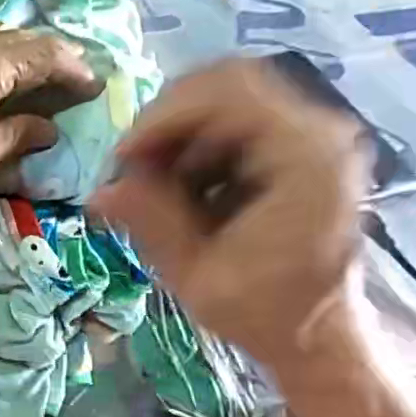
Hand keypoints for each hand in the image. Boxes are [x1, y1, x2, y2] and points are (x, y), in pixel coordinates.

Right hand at [90, 58, 371, 373]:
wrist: (314, 333)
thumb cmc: (262, 311)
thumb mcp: (195, 274)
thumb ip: (152, 223)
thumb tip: (98, 191)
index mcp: (306, 157)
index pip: (226, 94)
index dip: (161, 119)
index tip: (121, 161)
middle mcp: (317, 131)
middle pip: (224, 83)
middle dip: (163, 121)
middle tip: (130, 167)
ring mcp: (309, 135)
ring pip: (222, 98)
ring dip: (173, 135)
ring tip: (148, 182)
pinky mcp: (293, 146)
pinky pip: (231, 119)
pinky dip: (190, 145)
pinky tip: (176, 186)